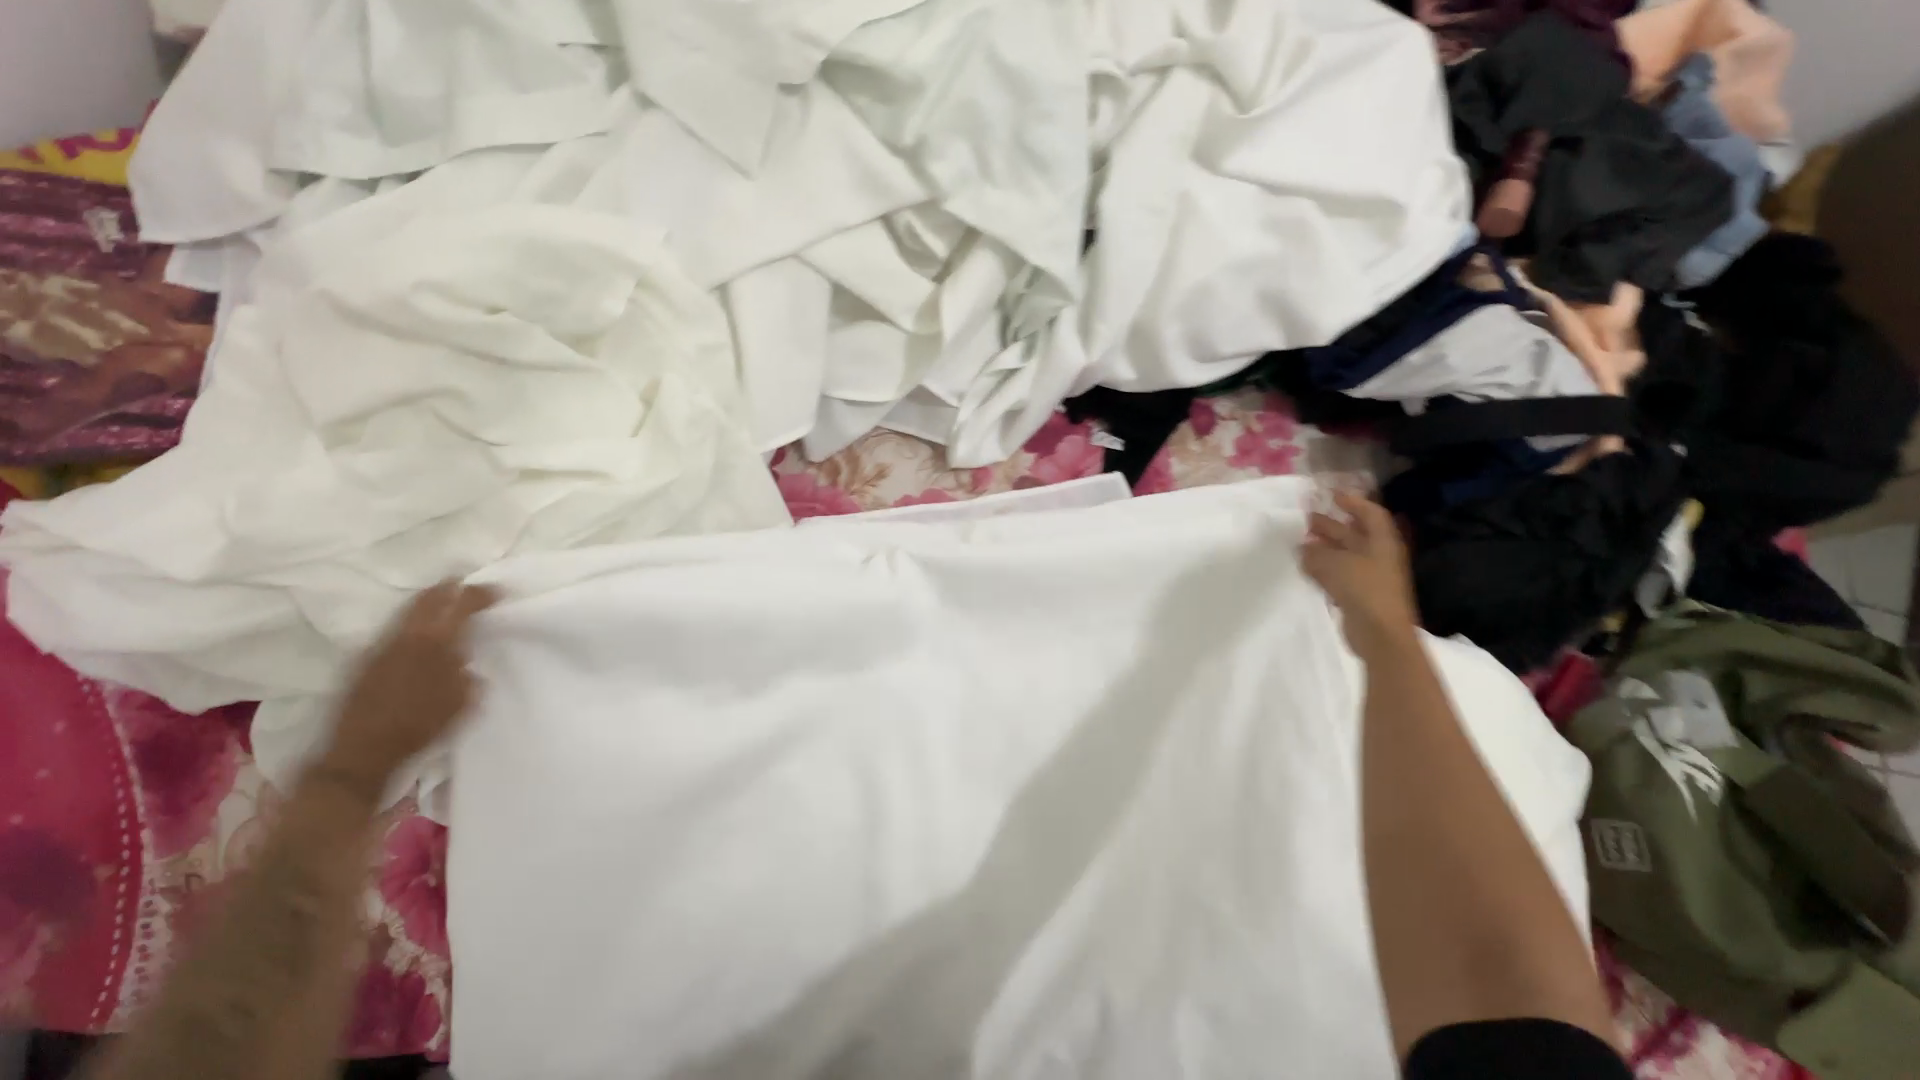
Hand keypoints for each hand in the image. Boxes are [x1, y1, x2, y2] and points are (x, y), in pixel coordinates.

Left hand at [320, 581, 497, 788]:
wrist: (361, 753)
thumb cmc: (420, 729)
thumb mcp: (462, 704)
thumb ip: (467, 676)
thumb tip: (466, 664)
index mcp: (436, 642)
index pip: (461, 604)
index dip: (481, 593)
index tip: (497, 590)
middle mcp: (406, 636)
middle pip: (429, 597)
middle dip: (450, 588)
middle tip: (466, 585)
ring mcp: (380, 646)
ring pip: (408, 611)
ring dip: (429, 604)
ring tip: (444, 606)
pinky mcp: (364, 660)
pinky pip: (394, 630)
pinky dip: (411, 625)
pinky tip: (418, 638)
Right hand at [1301, 491, 1420, 657]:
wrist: (1380, 634)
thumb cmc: (1365, 590)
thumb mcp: (1335, 565)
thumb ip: (1316, 554)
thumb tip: (1303, 548)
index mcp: (1382, 542)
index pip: (1371, 514)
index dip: (1353, 503)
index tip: (1332, 496)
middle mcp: (1377, 556)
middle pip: (1354, 534)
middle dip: (1331, 525)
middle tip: (1306, 519)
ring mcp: (1369, 577)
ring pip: (1344, 556)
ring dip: (1323, 548)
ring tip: (1299, 542)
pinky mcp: (1359, 596)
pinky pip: (1339, 575)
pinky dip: (1323, 569)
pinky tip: (1305, 568)